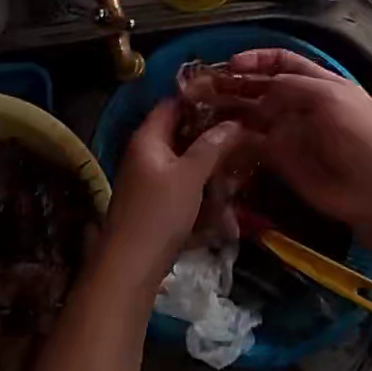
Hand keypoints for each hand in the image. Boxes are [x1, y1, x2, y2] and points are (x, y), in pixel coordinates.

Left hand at [99, 98, 249, 283]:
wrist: (128, 272)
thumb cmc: (158, 215)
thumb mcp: (190, 176)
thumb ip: (212, 146)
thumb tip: (235, 122)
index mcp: (148, 138)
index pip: (173, 103)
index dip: (200, 98)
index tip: (231, 99)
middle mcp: (146, 154)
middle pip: (183, 134)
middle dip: (212, 138)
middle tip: (243, 136)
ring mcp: (150, 180)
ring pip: (186, 163)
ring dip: (210, 169)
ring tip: (238, 174)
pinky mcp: (156, 205)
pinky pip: (184, 187)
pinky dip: (202, 192)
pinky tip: (223, 205)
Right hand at [219, 49, 371, 231]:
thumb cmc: (359, 135)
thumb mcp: (329, 99)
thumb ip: (292, 86)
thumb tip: (259, 86)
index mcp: (316, 82)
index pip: (281, 62)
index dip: (256, 59)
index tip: (230, 63)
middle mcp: (298, 104)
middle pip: (260, 87)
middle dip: (233, 84)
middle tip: (201, 87)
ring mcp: (288, 132)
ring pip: (251, 115)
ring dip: (227, 110)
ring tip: (199, 108)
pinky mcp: (279, 160)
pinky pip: (251, 144)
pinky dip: (232, 139)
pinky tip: (213, 136)